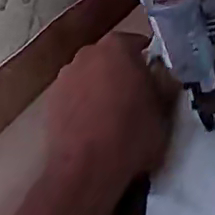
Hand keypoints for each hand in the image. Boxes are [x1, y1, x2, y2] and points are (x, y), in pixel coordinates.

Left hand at [46, 28, 178, 185]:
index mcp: (117, 46)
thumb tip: (162, 76)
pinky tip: (94, 129)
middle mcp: (87, 53)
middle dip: (124, 72)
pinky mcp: (50, 102)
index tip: (158, 81)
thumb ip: (163, 84)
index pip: (139, 43)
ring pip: (91, 77)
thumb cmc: (131, 133)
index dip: (150, 63)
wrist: (85, 171)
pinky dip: (84, 106)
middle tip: (139, 98)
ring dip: (102, 89)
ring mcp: (65, 77)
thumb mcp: (164, 108)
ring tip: (114, 118)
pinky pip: (75, 97)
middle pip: (112, 58)